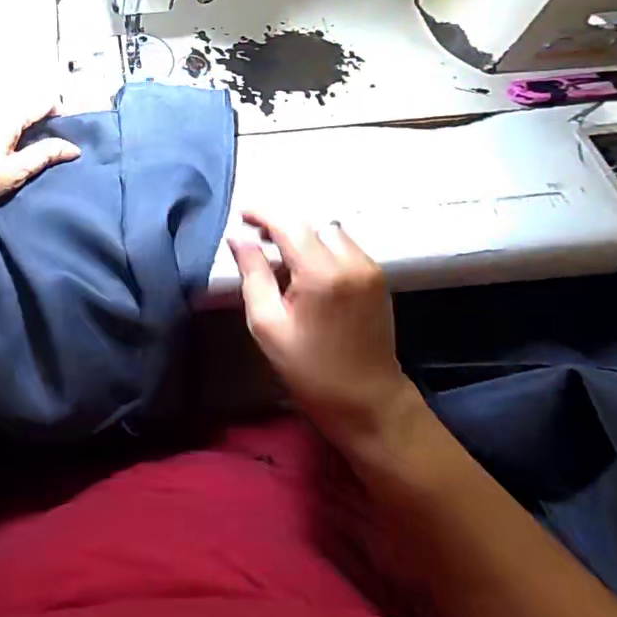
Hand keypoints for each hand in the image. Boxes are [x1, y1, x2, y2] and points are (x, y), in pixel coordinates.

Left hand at [0, 97, 80, 223]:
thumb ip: (45, 154)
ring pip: (1, 101)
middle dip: (35, 114)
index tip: (62, 129)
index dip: (58, 112)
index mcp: (6, 112)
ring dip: (13, 114)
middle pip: (22, 98)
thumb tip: (73, 148)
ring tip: (14, 140)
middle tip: (40, 138)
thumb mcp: (15, 171)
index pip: (43, 100)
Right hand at [229, 211, 412, 444]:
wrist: (368, 402)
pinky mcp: (377, 278)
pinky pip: (345, 247)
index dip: (262, 213)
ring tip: (281, 255)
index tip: (241, 214)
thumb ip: (253, 275)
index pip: (288, 224)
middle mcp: (351, 262)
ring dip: (304, 237)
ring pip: (330, 232)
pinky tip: (307, 270)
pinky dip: (323, 248)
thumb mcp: (268, 325)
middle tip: (256, 239)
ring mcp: (369, 269)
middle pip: (310, 224)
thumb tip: (238, 239)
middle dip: (282, 225)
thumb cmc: (310, 369)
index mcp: (321, 273)